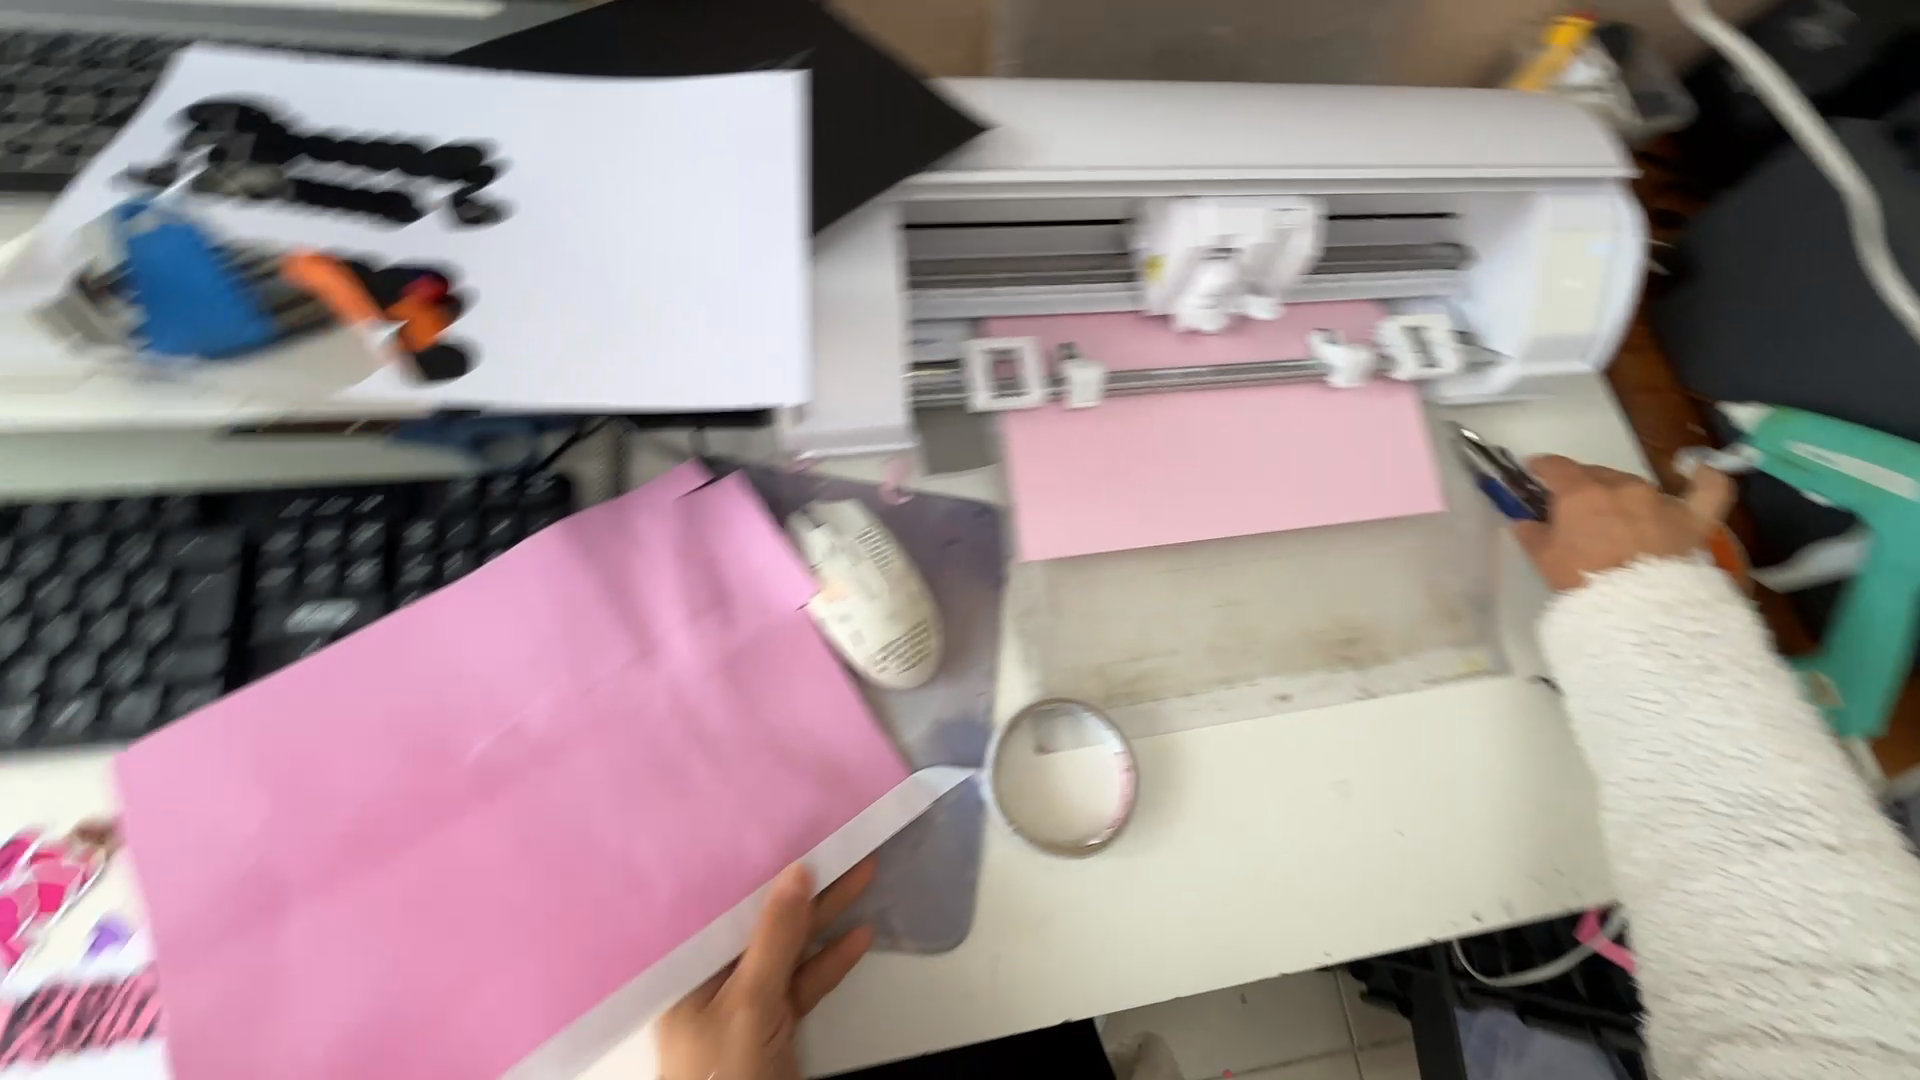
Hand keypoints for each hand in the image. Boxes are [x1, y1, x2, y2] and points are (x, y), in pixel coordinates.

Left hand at [657, 859, 877, 1079]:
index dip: (758, 871)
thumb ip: (773, 938)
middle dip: (807, 890)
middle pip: (766, 924)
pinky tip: (860, 936)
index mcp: (688, 975)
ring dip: (828, 918)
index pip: (725, 909)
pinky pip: (806, 983)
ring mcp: (748, 1006)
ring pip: (792, 950)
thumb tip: (794, 873)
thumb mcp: (748, 1003)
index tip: (790, 833)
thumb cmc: (723, 1078)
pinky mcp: (776, 1028)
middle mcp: (715, 984)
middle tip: (843, 846)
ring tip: (864, 873)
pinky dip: (832, 962)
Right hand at [1514, 456, 1735, 591]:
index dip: (1541, 466)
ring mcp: (1661, 499)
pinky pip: (1709, 487)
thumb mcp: (1543, 559)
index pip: (1556, 467)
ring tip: (1614, 511)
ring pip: (1634, 483)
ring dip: (1619, 491)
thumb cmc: (1582, 578)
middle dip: (1580, 483)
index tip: (1533, 472)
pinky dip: (1703, 477)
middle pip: (1595, 473)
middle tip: (1571, 505)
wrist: (1639, 607)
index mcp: (1579, 493)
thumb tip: (1525, 521)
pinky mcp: (1694, 517)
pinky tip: (1696, 471)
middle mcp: (1621, 487)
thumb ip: (1531, 534)